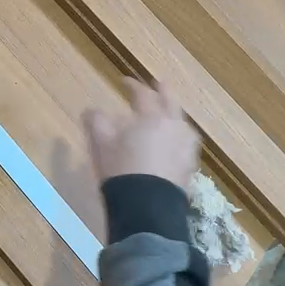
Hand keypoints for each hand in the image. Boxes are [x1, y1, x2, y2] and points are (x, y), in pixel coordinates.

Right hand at [81, 79, 200, 189]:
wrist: (146, 204)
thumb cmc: (120, 167)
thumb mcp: (99, 141)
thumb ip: (95, 120)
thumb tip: (94, 111)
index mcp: (151, 118)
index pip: (143, 95)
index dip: (133, 86)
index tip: (124, 81)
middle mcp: (173, 128)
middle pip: (171, 104)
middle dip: (164, 92)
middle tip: (159, 83)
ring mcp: (185, 148)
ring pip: (182, 123)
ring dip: (174, 115)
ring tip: (167, 115)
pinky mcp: (190, 166)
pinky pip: (185, 143)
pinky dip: (177, 135)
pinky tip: (171, 142)